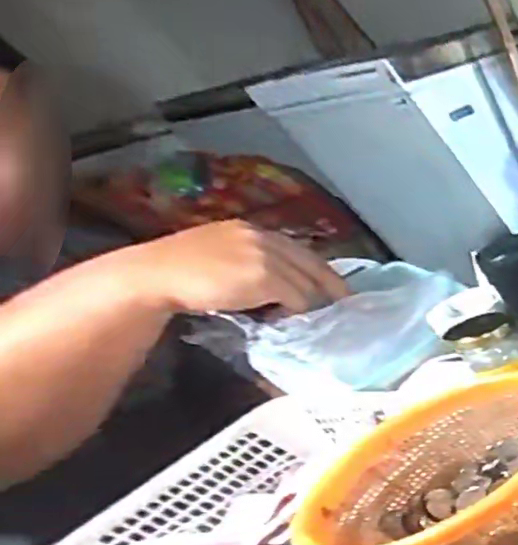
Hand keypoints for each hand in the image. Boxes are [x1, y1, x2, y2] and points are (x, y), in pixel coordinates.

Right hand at [108, 221, 348, 315]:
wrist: (150, 276)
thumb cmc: (185, 271)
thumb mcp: (227, 253)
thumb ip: (262, 258)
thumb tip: (298, 278)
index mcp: (254, 230)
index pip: (306, 253)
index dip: (326, 274)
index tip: (340, 291)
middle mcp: (263, 238)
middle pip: (317, 268)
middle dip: (330, 289)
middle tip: (338, 307)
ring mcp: (266, 256)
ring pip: (309, 287)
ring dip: (305, 303)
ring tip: (291, 312)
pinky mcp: (266, 276)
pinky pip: (298, 300)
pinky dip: (294, 310)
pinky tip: (278, 315)